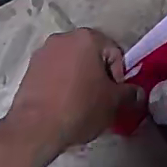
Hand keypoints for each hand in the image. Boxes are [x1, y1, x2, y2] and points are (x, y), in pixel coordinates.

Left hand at [4, 28, 139, 151]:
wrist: (36, 128)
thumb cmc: (81, 107)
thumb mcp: (114, 101)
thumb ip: (130, 93)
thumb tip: (138, 93)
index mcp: (87, 38)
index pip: (114, 53)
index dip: (119, 75)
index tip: (114, 94)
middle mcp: (63, 38)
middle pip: (92, 55)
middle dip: (99, 74)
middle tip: (101, 98)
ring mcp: (42, 53)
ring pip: (72, 64)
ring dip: (80, 78)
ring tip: (82, 103)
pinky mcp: (29, 69)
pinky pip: (55, 73)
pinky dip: (63, 84)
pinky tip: (65, 104)